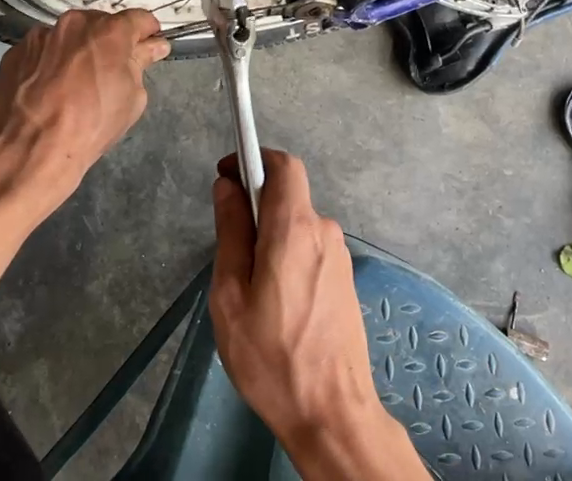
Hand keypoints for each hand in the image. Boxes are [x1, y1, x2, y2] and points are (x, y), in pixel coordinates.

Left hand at [0, 8, 169, 195]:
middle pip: (99, 25)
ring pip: (67, 38)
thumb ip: (141, 65)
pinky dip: (48, 65)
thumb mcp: (131, 98)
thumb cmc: (91, 124)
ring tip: (73, 85)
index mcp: (108, 30)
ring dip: (76, 52)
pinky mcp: (13, 53)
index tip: (150, 47)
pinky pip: (40, 54)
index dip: (148, 33)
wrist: (29, 149)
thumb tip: (152, 47)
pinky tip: (47, 92)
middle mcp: (73, 24)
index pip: (138, 19)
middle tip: (110, 71)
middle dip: (109, 43)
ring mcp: (38, 37)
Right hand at [208, 152, 420, 477]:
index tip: (227, 176)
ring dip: (270, 239)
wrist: (332, 411)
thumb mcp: (230, 295)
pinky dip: (287, 258)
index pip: (284, 164)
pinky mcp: (345, 280)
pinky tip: (276, 304)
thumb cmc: (271, 356)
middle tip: (229, 252)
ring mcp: (339, 256)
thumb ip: (230, 233)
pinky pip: (309, 250)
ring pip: (297, 226)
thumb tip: (227, 187)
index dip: (254, 159)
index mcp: (294, 228)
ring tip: (249, 290)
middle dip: (255, 209)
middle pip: (288, 197)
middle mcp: (324, 231)